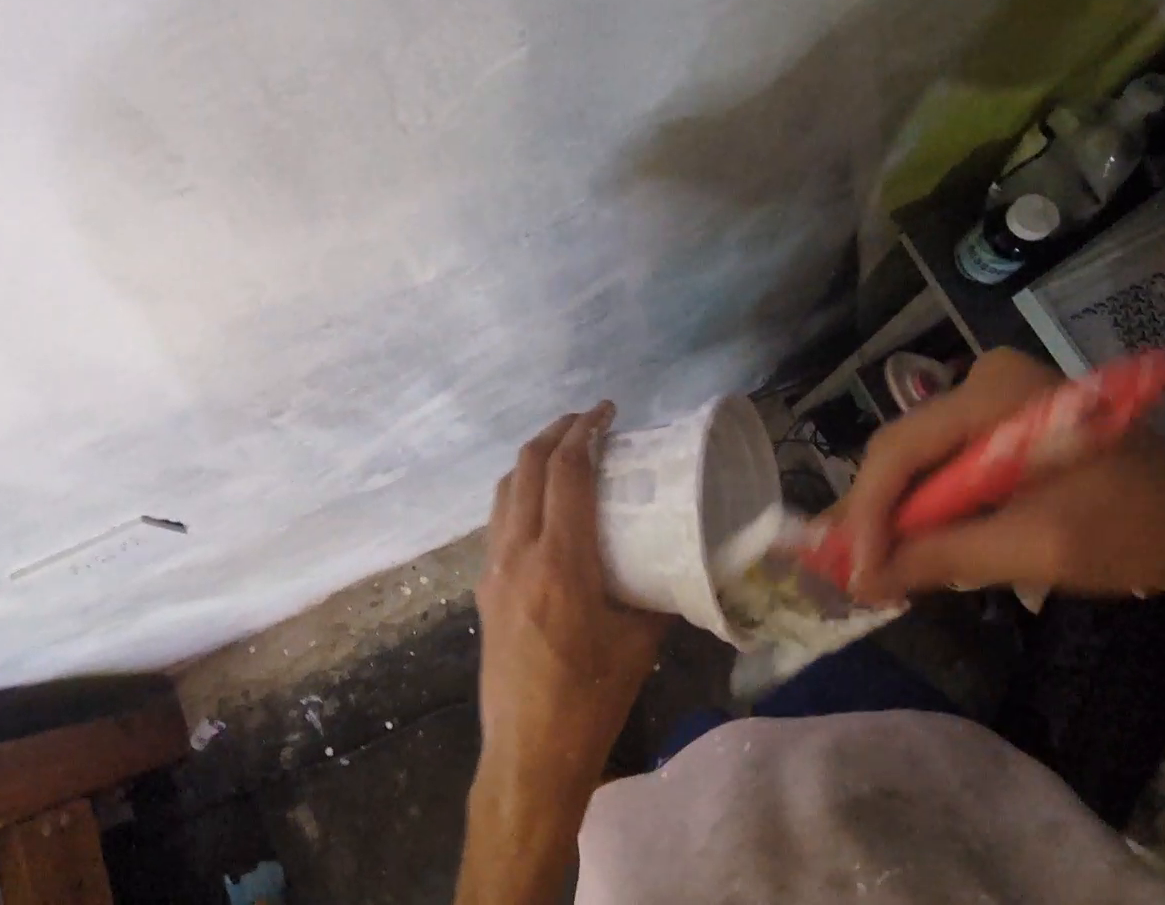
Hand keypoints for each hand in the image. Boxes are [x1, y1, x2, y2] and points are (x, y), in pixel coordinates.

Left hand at [476, 402, 668, 788]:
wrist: (528, 753)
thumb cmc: (591, 699)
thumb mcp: (639, 642)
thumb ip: (659, 593)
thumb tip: (681, 564)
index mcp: (560, 562)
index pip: (566, 473)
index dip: (585, 431)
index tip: (606, 411)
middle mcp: (517, 554)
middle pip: (526, 468)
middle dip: (555, 432)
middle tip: (587, 422)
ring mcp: (492, 571)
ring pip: (504, 492)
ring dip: (532, 462)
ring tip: (564, 454)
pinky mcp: (483, 590)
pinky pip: (498, 524)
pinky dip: (521, 497)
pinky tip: (544, 511)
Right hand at [840, 348, 1164, 604]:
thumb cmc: (1131, 532)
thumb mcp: (1035, 548)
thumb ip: (943, 556)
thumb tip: (863, 580)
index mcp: (996, 393)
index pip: (902, 447)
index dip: (869, 511)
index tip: (855, 570)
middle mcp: (981, 381)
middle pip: (903, 451)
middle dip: (876, 515)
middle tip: (854, 570)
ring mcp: (989, 399)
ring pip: (915, 460)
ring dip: (894, 516)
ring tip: (870, 564)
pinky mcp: (997, 423)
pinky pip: (940, 465)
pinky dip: (923, 509)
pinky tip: (905, 543)